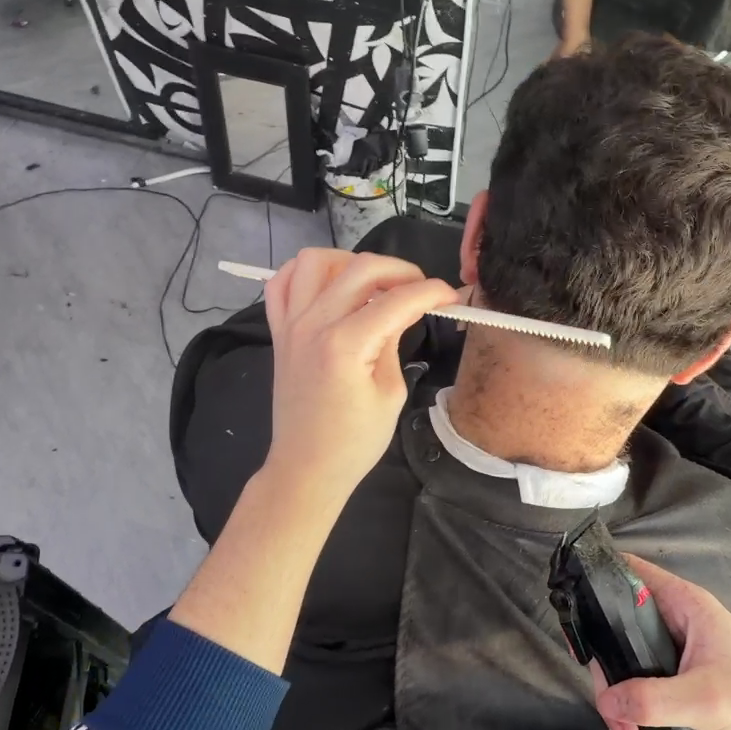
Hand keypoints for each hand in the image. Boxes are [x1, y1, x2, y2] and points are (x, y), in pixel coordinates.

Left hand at [260, 248, 457, 502]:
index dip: (432, 292)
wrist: (307, 467)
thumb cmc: (354, 442)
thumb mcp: (390, 394)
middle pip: (362, 269)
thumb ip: (395, 341)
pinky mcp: (279, 332)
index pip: (398, 299)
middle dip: (400, 271)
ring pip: (316, 262)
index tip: (452, 296)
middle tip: (420, 289)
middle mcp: (315, 324)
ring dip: (350, 263)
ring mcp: (291, 324)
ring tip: (371, 283)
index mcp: (346, 344)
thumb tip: (405, 309)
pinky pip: (281, 283)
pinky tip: (329, 287)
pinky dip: (305, 274)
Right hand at [591, 555, 730, 729]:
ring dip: (617, 707)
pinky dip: (630, 721)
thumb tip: (605, 703)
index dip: (598, 583)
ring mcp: (672, 659)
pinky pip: (634, 696)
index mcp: (686, 606)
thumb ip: (649, 699)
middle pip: (615, 632)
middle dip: (607, 676)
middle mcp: (674, 625)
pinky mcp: (672, 689)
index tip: (573, 611)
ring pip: (621, 669)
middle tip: (611, 709)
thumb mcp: (704, 699)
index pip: (631, 573)